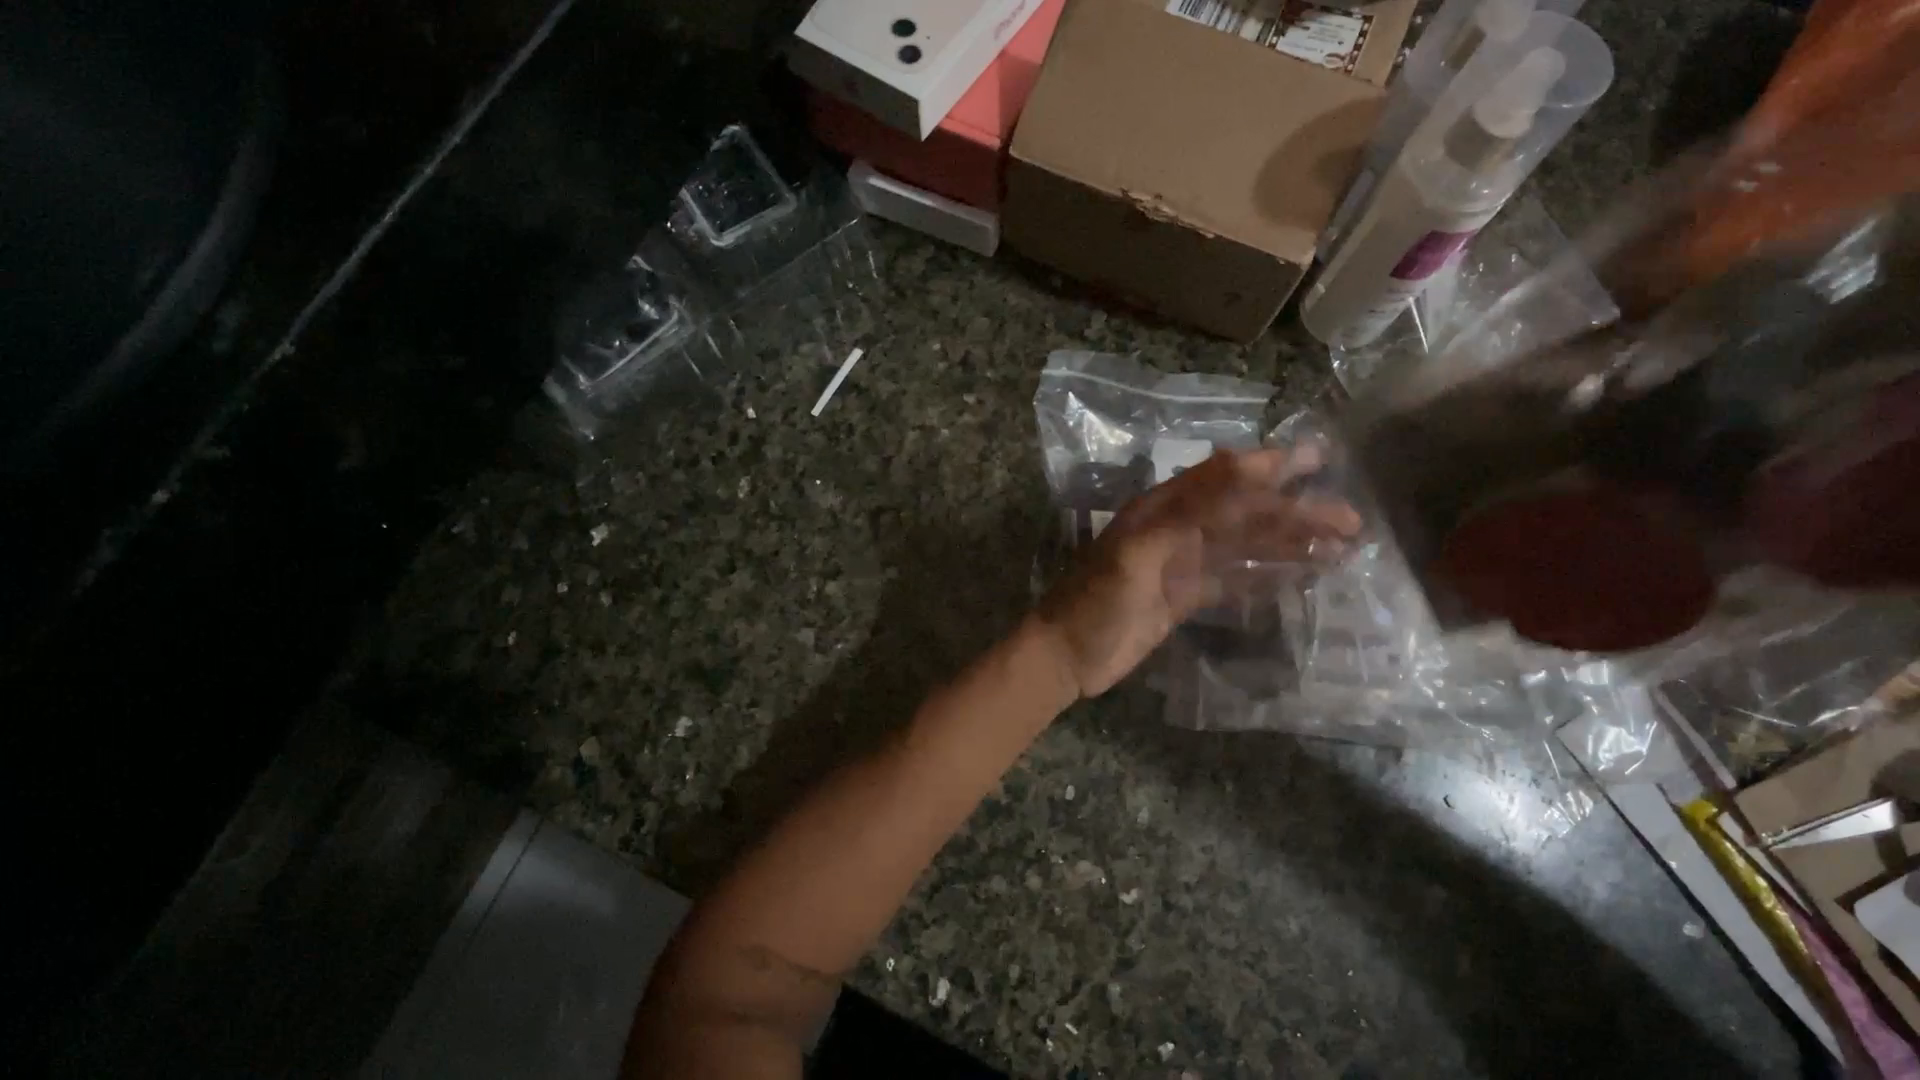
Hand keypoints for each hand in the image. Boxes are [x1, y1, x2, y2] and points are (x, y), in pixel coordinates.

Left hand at [1034, 446, 1361, 698]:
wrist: (1066, 656)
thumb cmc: (1096, 602)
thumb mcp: (1136, 554)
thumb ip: (1187, 515)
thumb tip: (1239, 470)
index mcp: (1161, 510)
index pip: (1224, 478)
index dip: (1269, 467)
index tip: (1317, 460)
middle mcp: (1176, 529)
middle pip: (1244, 512)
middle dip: (1295, 512)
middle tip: (1349, 518)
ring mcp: (1182, 564)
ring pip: (1245, 546)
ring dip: (1289, 543)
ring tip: (1340, 546)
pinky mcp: (1185, 597)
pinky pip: (1234, 580)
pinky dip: (1267, 576)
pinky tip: (1300, 577)